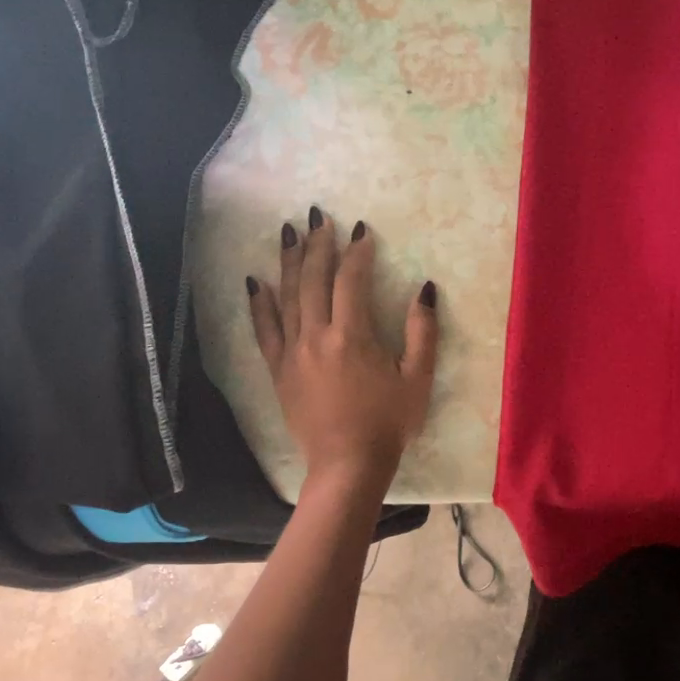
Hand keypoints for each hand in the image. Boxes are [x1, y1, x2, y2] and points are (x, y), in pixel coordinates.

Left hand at [246, 208, 437, 491]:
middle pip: (313, 280)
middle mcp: (316, 337)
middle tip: (318, 216)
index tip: (361, 229)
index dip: (357, 252)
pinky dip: (259, 303)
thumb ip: (422, 331)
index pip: (351, 280)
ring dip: (287, 261)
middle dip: (317, 244)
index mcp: (352, 336)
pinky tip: (255, 281)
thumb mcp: (418, 378)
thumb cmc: (389, 422)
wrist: (348, 464)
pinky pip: (264, 329)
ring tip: (287, 231)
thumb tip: (424, 289)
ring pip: (286, 297)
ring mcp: (293, 353)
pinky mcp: (279, 370)